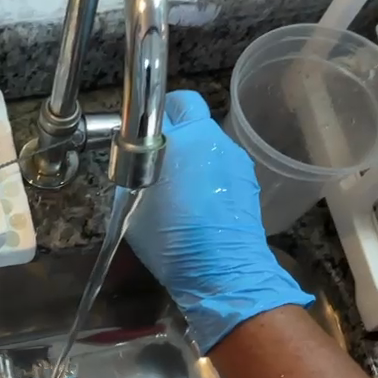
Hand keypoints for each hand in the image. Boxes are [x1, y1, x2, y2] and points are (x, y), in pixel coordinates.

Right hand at [127, 90, 311, 351]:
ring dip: (191, 151)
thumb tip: (131, 164)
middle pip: (190, 111)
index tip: (136, 140)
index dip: (147, 121)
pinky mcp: (247, 177)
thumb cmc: (170, 241)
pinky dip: (207, 171)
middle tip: (155, 153)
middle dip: (172, 124)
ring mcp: (235, 156)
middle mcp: (212, 138)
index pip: (165, 106)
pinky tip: (198, 202)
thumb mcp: (131, 209)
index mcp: (181, 140)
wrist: (222, 271)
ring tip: (177, 185)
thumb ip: (130, 176)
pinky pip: (220, 162)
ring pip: (206, 138)